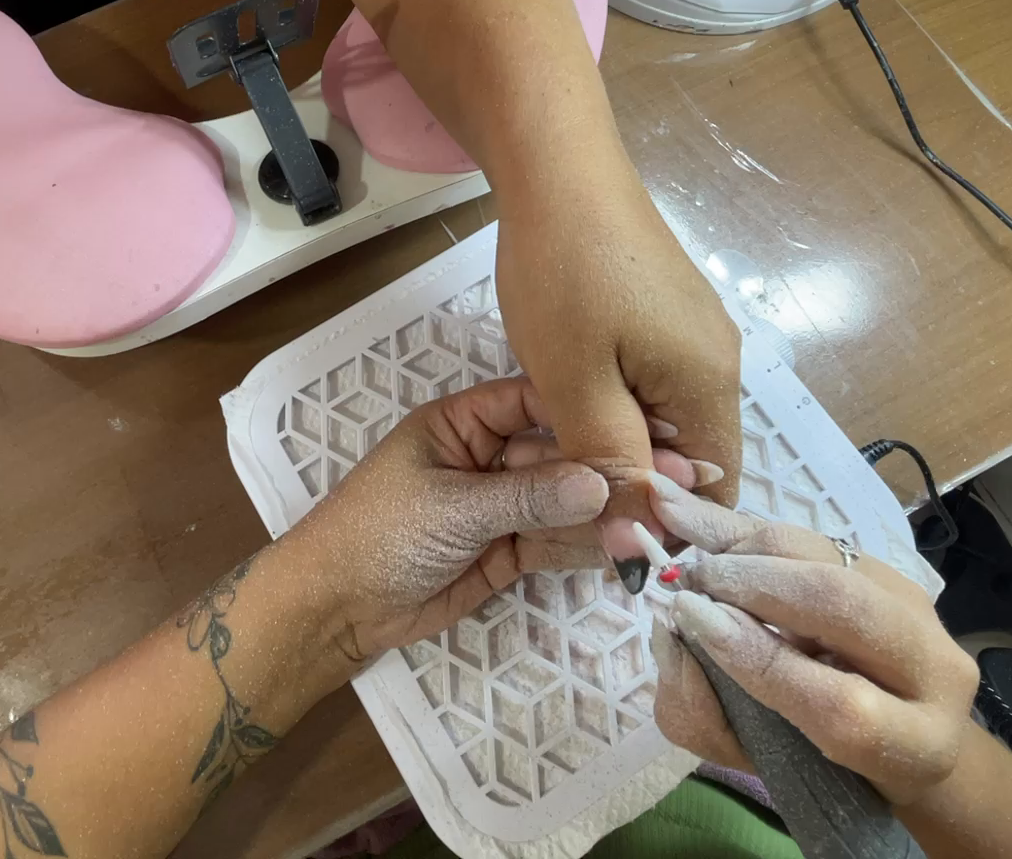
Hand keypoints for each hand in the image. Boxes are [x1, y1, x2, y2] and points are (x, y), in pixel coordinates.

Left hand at [281, 377, 704, 661]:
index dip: (590, 412)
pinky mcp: (507, 548)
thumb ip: (529, 496)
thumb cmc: (378, 533)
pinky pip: (555, 539)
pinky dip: (585, 544)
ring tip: (663, 519)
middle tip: (675, 480)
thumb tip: (604, 480)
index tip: (648, 425)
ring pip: (564, 500)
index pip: (537, 402)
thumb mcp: (452, 506)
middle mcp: (488, 455)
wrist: (336, 608)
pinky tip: (626, 545)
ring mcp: (500, 503)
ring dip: (606, 511)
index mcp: (463, 422)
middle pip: (560, 454)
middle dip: (609, 468)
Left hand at [495, 188, 742, 588]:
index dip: (664, 524)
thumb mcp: (575, 381)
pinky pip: (647, 381)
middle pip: (689, 456)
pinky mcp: (660, 312)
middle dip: (632, 482)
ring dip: (615, 441)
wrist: (557, 171)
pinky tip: (567, 397)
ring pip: (662, 419)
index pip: (715, 491)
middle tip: (563, 488)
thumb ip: (610, 463)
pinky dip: (611, 403)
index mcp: (711, 386)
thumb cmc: (564, 276)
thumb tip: (636, 546)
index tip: (600, 535)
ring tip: (556, 444)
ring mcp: (690, 332)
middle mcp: (717, 362)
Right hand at [645, 478, 980, 806]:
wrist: (888, 723)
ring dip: (739, 546)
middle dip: (748, 582)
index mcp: (909, 744)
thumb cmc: (810, 752)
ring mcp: (908, 603)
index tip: (689, 617)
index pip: (838, 705)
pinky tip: (678, 505)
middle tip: (685, 581)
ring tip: (682, 548)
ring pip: (820, 553)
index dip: (756, 657)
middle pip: (841, 605)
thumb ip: (702, 714)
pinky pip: (797, 532)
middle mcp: (928, 668)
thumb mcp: (755, 758)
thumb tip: (670, 634)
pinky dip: (732, 523)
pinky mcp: (877, 562)